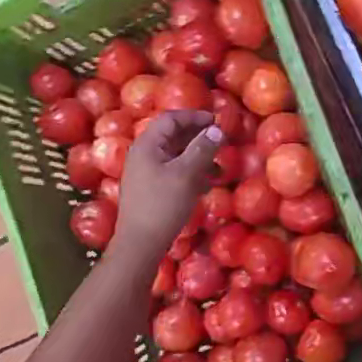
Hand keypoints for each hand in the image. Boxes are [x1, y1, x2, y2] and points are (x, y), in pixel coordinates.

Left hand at [113, 110, 222, 260]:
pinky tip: (207, 185)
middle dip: (198, 139)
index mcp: (147, 145)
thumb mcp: (186, 175)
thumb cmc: (162, 205)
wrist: (140, 244)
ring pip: (175, 157)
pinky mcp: (150, 191)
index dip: (194, 117)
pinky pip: (173, 174)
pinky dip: (191, 174)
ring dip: (198, 159)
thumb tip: (216, 130)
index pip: (170, 119)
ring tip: (219, 169)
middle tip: (221, 143)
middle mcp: (143, 155)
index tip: (216, 121)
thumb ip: (202, 149)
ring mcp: (145, 174)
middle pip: (173, 137)